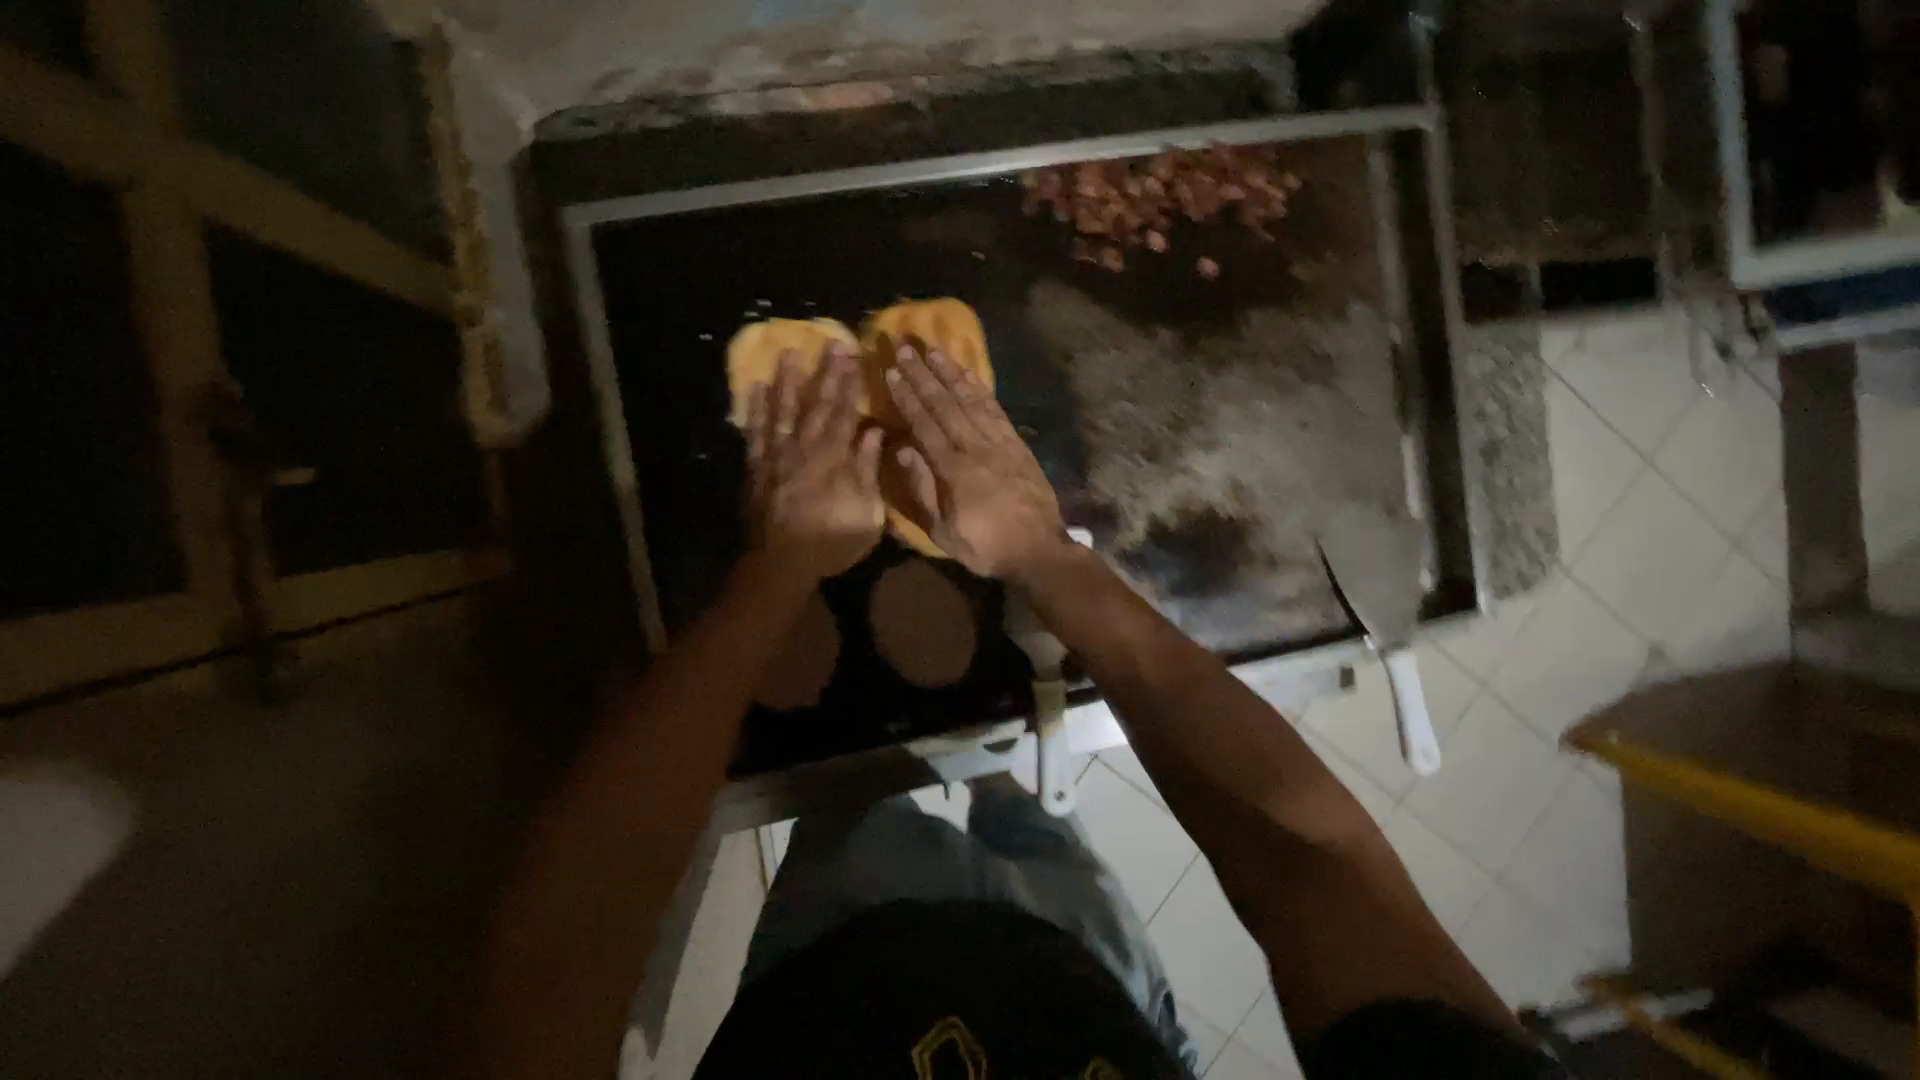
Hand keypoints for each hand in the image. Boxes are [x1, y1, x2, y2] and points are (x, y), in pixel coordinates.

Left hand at [744, 344, 885, 581]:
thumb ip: (867, 470)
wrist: (781, 564)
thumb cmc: (831, 542)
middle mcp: (804, 449)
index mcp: (834, 459)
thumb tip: (873, 432)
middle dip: (825, 373)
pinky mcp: (756, 468)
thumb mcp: (866, 513)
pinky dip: (756, 409)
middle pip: (816, 405)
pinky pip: (755, 432)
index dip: (850, 383)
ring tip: (788, 353)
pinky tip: (757, 388)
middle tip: (830, 343)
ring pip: (782, 411)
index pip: (845, 413)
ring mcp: (776, 457)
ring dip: (787, 381)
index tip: (853, 355)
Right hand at [883, 342, 1068, 578]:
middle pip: (945, 403)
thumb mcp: (943, 531)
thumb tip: (901, 450)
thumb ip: (921, 489)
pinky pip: (995, 409)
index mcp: (953, 470)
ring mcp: (1000, 442)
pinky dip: (980, 388)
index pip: (924, 424)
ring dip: (950, 372)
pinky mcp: (1017, 443)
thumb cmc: (985, 547)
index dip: (907, 396)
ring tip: (933, 349)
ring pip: (971, 399)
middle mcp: (976, 447)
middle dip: (923, 374)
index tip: (891, 372)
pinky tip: (969, 374)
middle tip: (904, 347)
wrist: (1038, 550)